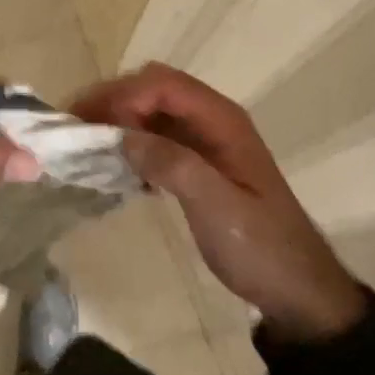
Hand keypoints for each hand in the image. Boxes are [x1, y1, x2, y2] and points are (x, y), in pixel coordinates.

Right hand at [74, 62, 364, 342]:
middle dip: (113, 102)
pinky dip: (132, 143)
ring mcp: (206, 141)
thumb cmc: (260, 248)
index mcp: (222, 120)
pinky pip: (157, 138)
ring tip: (86, 146)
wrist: (297, 290)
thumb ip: (173, 164)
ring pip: (152, 112)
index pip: (162, 85)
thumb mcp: (217, 207)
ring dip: (118, 121)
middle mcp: (213, 120)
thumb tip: (122, 136)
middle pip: (153, 89)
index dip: (122, 96)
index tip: (88, 124)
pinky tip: (116, 170)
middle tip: (76, 129)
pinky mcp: (199, 164)